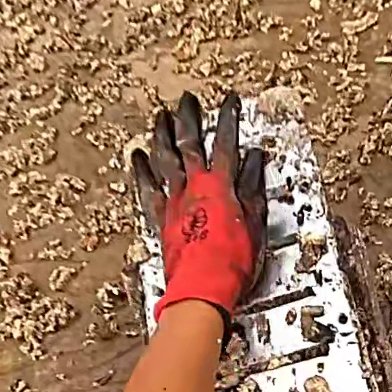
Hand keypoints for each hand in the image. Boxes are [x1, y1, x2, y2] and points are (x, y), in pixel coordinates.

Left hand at [131, 92, 268, 321]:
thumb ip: (252, 190)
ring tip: (160, 118)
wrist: (202, 291)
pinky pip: (148, 190)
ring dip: (162, 136)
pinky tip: (138, 157)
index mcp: (220, 188)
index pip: (225, 144)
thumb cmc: (231, 264)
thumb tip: (253, 159)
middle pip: (188, 144)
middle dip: (188, 119)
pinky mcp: (161, 220)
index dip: (229, 120)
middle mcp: (194, 188)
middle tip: (187, 100)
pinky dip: (142, 171)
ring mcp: (174, 203)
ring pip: (164, 160)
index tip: (230, 101)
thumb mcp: (253, 226)